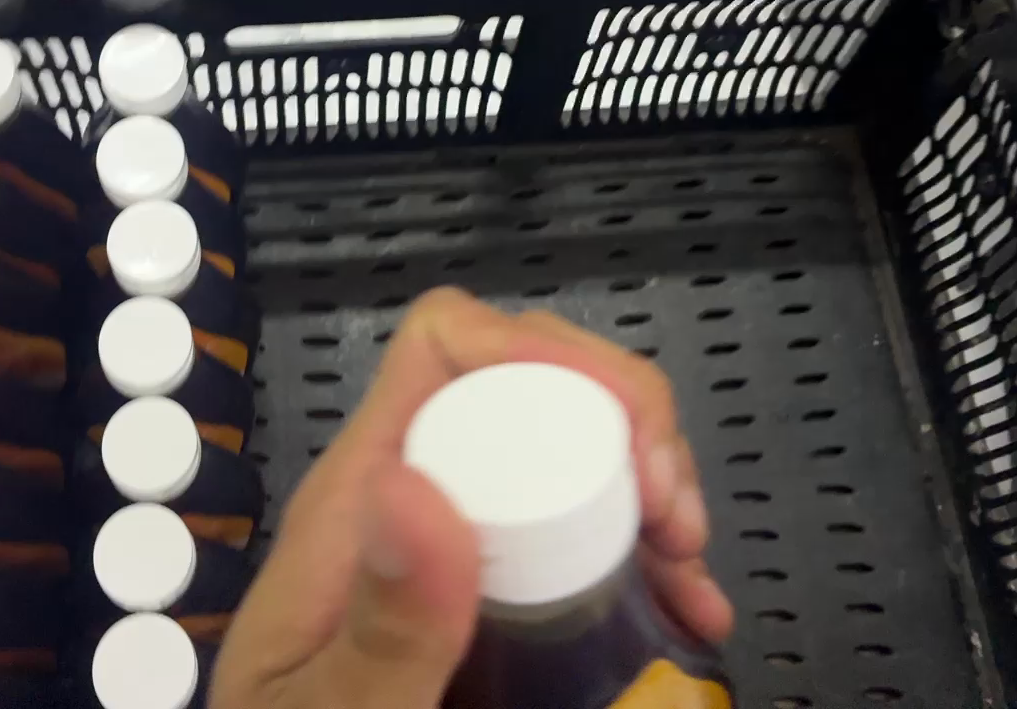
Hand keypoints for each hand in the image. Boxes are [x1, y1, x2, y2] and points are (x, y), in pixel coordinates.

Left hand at [211, 289, 733, 708]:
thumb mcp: (329, 707)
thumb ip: (377, 620)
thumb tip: (415, 484)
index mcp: (365, 482)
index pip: (443, 343)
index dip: (536, 350)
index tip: (618, 429)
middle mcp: (416, 476)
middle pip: (524, 375)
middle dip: (619, 414)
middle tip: (673, 514)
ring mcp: (459, 518)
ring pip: (563, 434)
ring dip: (642, 472)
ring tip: (687, 553)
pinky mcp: (492, 567)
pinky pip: (576, 510)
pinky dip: (641, 537)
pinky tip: (685, 599)